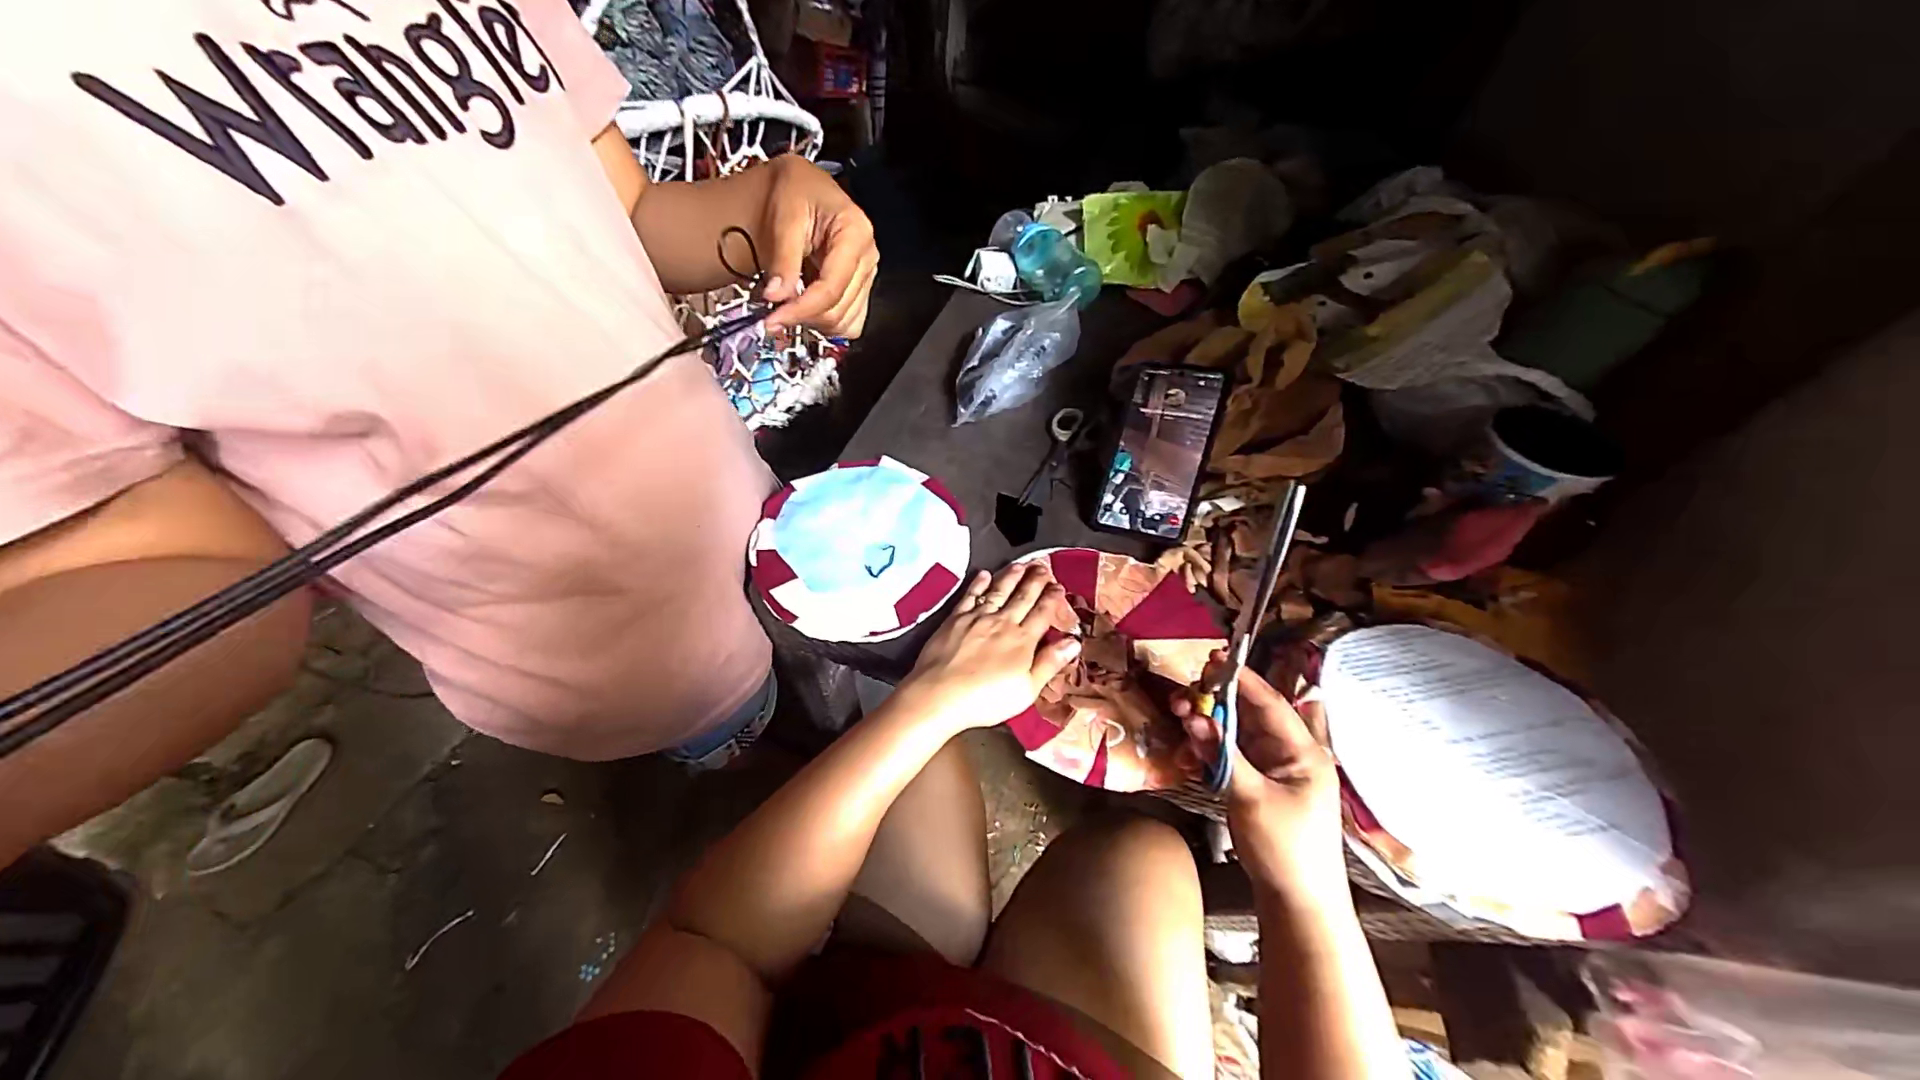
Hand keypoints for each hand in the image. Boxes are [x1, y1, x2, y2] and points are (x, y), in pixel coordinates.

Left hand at [757, 156, 878, 337]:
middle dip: (803, 317)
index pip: (831, 287)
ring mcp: (865, 275)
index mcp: (855, 233)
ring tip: (786, 309)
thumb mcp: (782, 216)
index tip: (773, 319)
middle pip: (838, 309)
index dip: (801, 309)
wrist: (796, 189)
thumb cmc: (794, 191)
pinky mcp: (859, 288)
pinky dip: (824, 322)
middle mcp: (866, 257)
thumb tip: (778, 296)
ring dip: (813, 322)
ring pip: (844, 321)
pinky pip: (848, 321)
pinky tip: (805, 308)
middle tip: (772, 316)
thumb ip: (783, 258)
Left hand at [897, 564, 1081, 734]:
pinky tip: (984, 575)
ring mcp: (977, 618)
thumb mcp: (1026, 689)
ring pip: (999, 591)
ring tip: (1020, 565)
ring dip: (1011, 576)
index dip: (1052, 598)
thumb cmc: (986, 700)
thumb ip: (1049, 663)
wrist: (940, 694)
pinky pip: (971, 596)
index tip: (1059, 586)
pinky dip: (979, 584)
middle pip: (1023, 597)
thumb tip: (1073, 642)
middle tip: (1043, 566)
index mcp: (1023, 641)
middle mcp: (1002, 623)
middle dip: (1035, 580)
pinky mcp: (955, 619)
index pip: (1042, 613)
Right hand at [1173, 656, 1346, 905]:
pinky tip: (1190, 753)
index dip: (1241, 679)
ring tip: (1180, 720)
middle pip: (1249, 717)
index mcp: (1303, 753)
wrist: (1299, 904)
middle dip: (1216, 704)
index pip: (1269, 704)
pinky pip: (1231, 759)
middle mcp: (1290, 756)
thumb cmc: (1286, 850)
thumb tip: (1195, 717)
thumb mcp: (1251, 798)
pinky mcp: (1258, 788)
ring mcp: (1274, 773)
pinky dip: (1210, 753)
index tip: (1213, 659)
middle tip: (1184, 695)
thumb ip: (1222, 755)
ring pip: (1236, 737)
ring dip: (1209, 729)